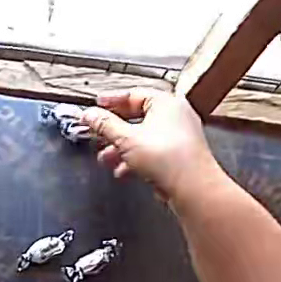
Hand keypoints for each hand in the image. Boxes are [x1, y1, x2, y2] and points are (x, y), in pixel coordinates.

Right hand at [77, 89, 228, 205]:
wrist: (191, 186)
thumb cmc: (166, 157)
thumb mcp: (125, 138)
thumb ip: (104, 124)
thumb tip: (89, 114)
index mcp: (165, 103)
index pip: (132, 95)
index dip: (110, 102)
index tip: (94, 108)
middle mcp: (174, 116)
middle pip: (134, 117)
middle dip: (112, 130)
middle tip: (95, 134)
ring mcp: (176, 136)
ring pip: (139, 137)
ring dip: (119, 148)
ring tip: (105, 159)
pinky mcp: (174, 154)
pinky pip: (148, 151)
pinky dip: (132, 159)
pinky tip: (122, 170)